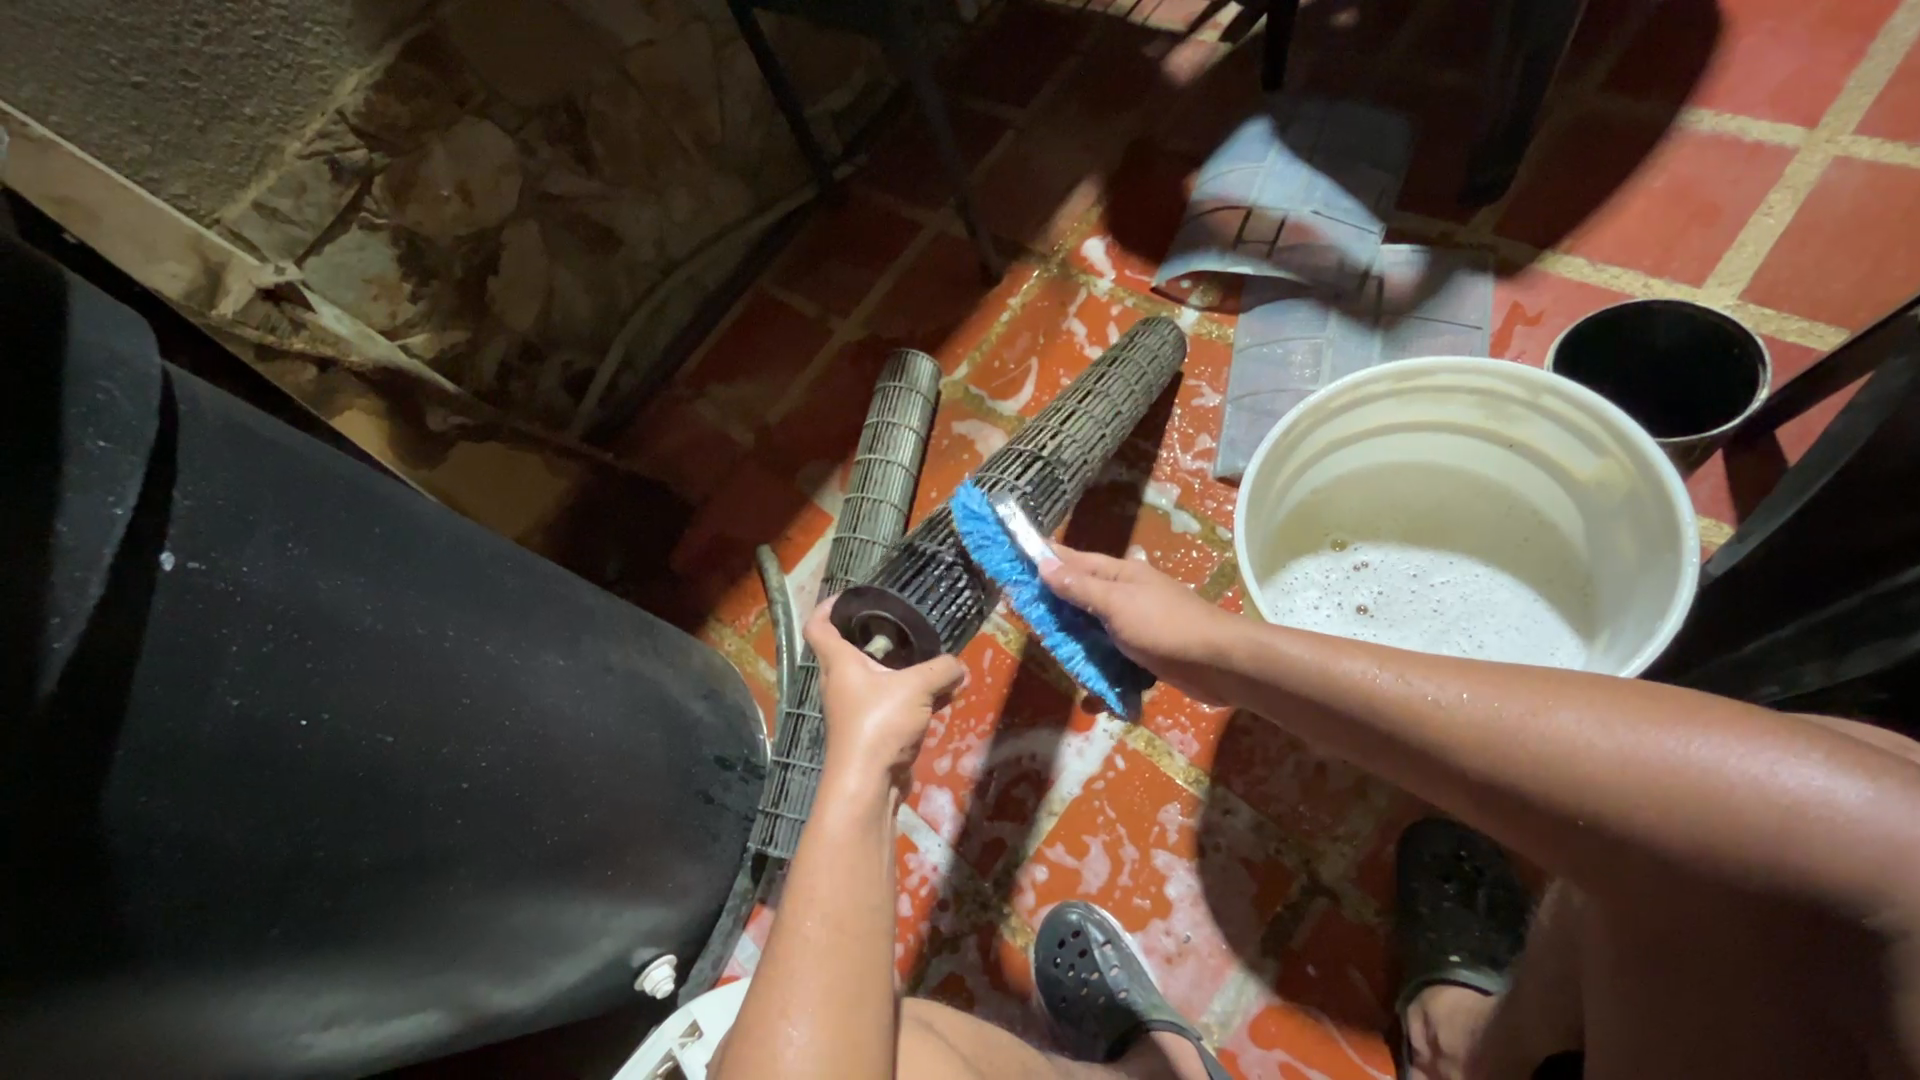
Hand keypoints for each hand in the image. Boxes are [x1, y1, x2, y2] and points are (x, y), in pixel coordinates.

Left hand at [806, 598, 965, 781]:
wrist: (869, 782)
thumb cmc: (879, 724)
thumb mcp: (917, 686)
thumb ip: (942, 669)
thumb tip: (960, 666)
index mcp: (839, 663)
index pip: (818, 626)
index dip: (828, 607)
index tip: (850, 598)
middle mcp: (841, 683)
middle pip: (851, 651)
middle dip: (876, 637)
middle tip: (903, 625)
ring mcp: (856, 709)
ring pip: (878, 679)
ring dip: (904, 670)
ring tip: (935, 661)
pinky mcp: (873, 731)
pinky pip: (895, 703)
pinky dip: (916, 697)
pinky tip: (946, 696)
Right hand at [1039, 545, 1241, 705]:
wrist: (1218, 663)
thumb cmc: (1164, 626)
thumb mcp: (1115, 604)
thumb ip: (1080, 588)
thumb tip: (1045, 563)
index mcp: (1118, 575)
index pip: (1072, 560)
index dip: (1044, 562)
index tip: (1013, 566)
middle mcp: (1124, 596)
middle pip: (1078, 601)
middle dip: (1057, 620)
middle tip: (1036, 632)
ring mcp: (1135, 626)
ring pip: (1093, 636)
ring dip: (1081, 656)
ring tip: (1070, 672)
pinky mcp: (1144, 654)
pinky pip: (1113, 663)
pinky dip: (1104, 679)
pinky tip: (1096, 700)